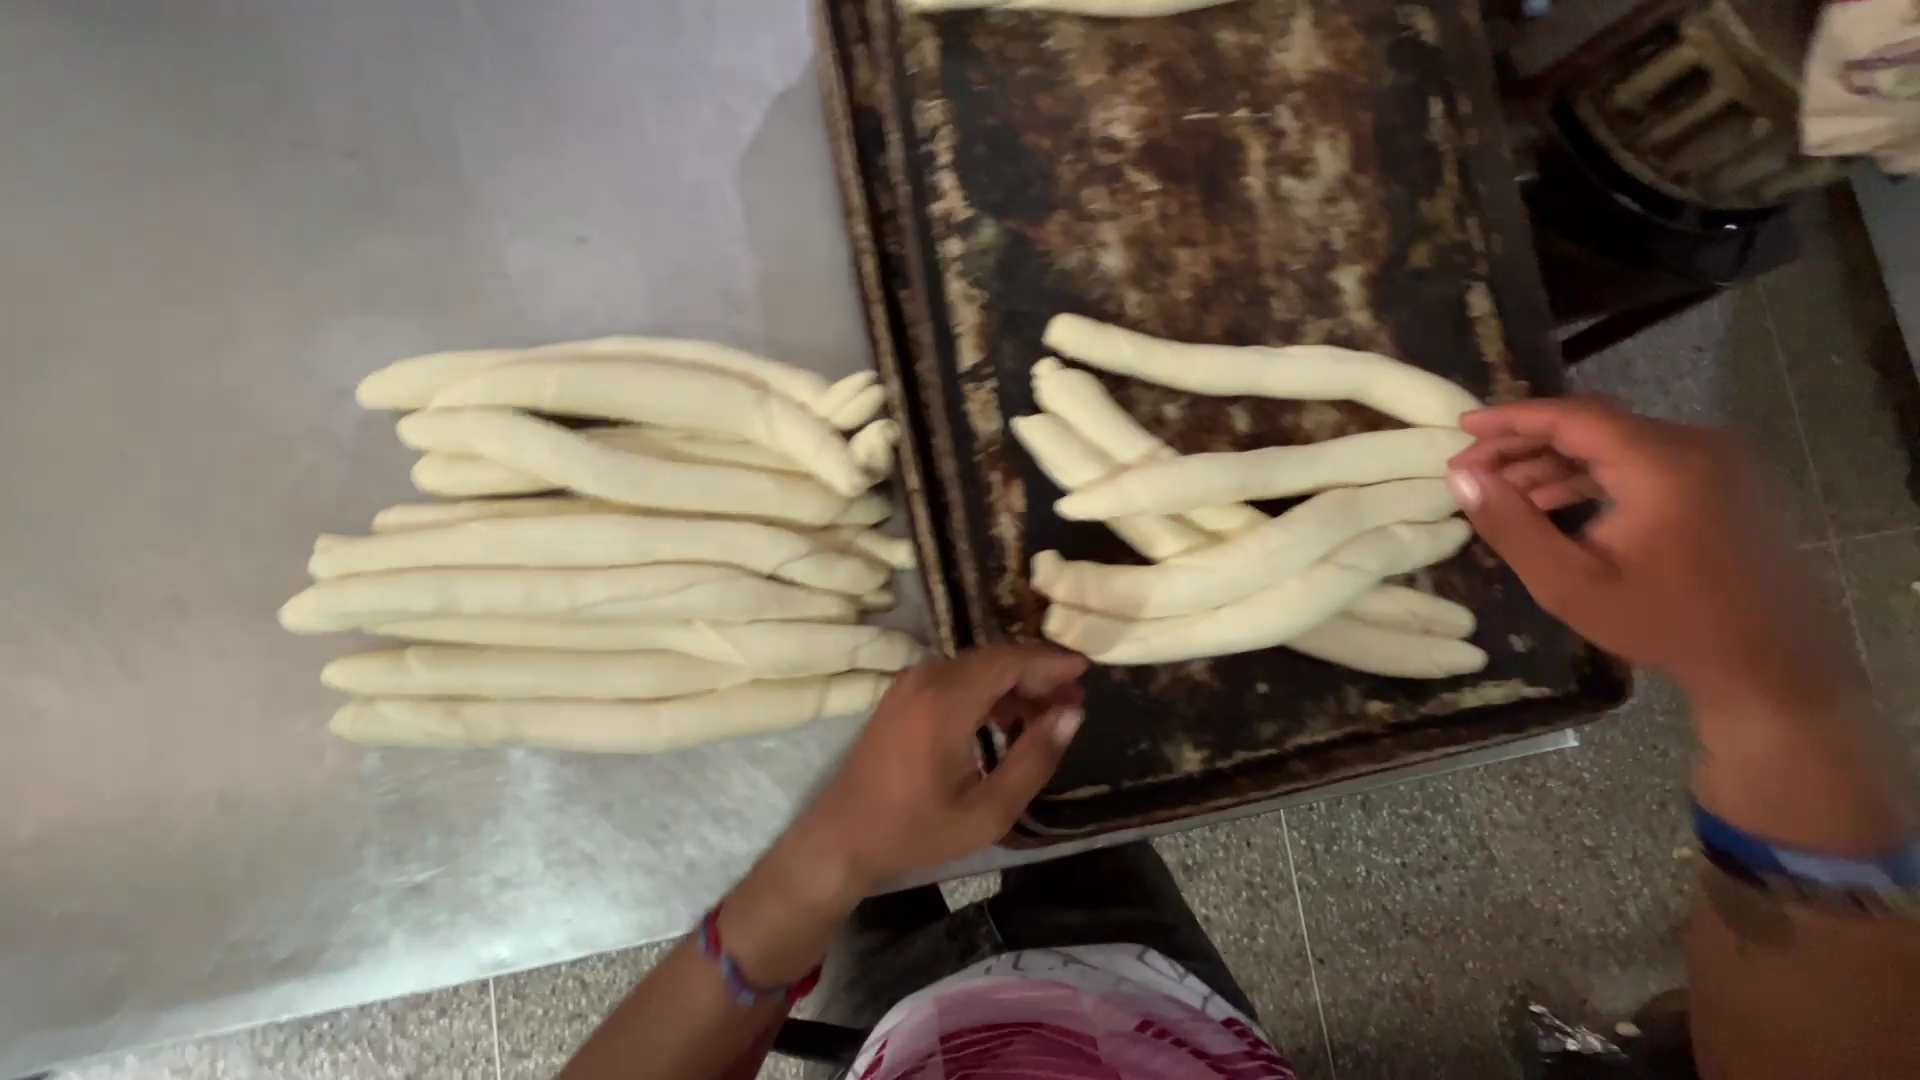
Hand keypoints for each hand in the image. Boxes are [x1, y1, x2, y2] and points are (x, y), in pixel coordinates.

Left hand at [781, 644, 1086, 899]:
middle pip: (994, 658)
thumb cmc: (914, 832)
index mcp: (945, 702)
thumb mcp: (986, 812)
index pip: (1009, 661)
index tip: (1086, 671)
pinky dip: (987, 689)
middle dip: (1037, 672)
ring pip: (975, 666)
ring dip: (1014, 682)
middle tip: (1074, 697)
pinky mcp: (901, 694)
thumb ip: (1033, 760)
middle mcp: (926, 679)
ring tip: (1049, 711)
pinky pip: (955, 677)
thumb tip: (1071, 715)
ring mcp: (909, 683)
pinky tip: (1008, 718)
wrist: (840, 838)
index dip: (1051, 662)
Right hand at [1447, 397, 1847, 712]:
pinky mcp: (1720, 483)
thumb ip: (1510, 525)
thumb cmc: (1665, 624)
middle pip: (1593, 424)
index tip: (1462, 427)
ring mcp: (1714, 463)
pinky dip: (1588, 474)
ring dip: (1552, 461)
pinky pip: (1640, 461)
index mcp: (1663, 464)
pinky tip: (1548, 501)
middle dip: (1524, 442)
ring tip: (1499, 489)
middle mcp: (1695, 447)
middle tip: (1470, 468)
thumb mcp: (1568, 582)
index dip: (1511, 418)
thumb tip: (1461, 477)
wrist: (1772, 666)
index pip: (1574, 416)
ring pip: (1614, 442)